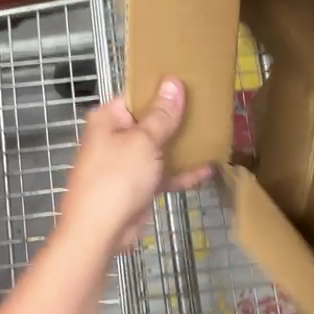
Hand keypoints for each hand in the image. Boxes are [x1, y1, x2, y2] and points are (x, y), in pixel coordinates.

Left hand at [60, 77, 213, 250]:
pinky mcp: (138, 186)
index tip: (190, 81)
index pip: (136, 95)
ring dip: (183, 145)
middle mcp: (116, 137)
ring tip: (214, 133)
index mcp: (109, 119)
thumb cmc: (116, 178)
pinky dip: (183, 172)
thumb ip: (162, 114)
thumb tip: (173, 82)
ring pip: (159, 148)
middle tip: (208, 105)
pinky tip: (208, 169)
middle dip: (177, 117)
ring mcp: (128, 163)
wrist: (99, 231)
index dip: (162, 88)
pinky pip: (164, 174)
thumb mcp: (143, 141)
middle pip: (150, 121)